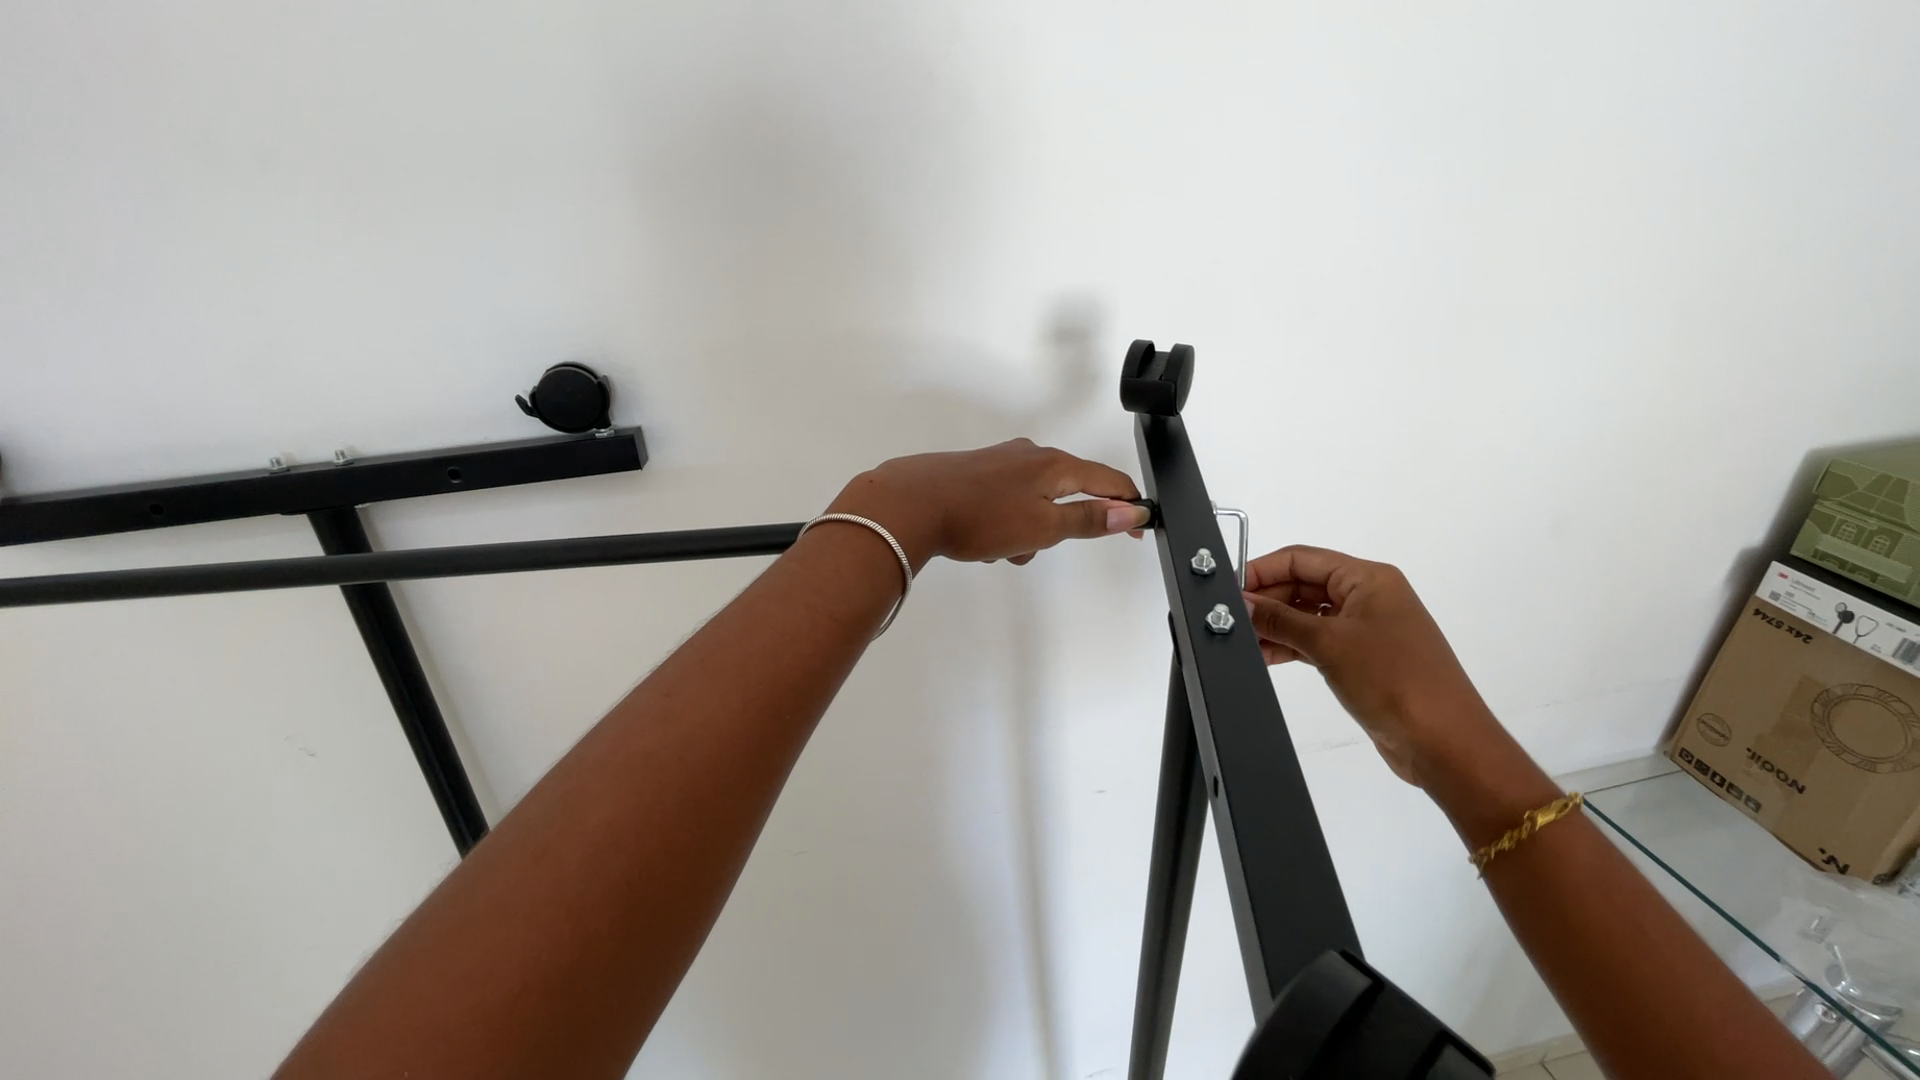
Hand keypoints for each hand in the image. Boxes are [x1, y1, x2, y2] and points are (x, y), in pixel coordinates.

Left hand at [828, 439, 1149, 567]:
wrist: (909, 506)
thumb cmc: (975, 515)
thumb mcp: (1044, 526)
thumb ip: (1089, 519)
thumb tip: (1130, 512)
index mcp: (1054, 465)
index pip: (1108, 481)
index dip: (1128, 506)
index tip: (1140, 528)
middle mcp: (1029, 456)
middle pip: (1067, 494)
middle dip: (1057, 529)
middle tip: (1033, 547)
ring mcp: (1000, 464)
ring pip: (1033, 506)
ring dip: (1025, 534)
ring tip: (999, 549)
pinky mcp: (975, 476)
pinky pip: (1006, 507)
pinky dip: (1002, 528)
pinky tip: (979, 542)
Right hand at [1239, 545, 1494, 787]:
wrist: (1444, 742)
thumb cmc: (1394, 680)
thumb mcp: (1328, 643)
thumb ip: (1279, 620)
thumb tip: (1241, 604)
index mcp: (1368, 579)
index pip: (1301, 559)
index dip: (1262, 570)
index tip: (1229, 590)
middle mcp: (1369, 597)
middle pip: (1303, 585)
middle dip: (1267, 600)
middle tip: (1232, 620)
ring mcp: (1367, 629)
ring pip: (1308, 615)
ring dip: (1276, 626)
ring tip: (1243, 642)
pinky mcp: (1363, 659)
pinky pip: (1317, 641)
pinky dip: (1291, 646)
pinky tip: (1265, 657)